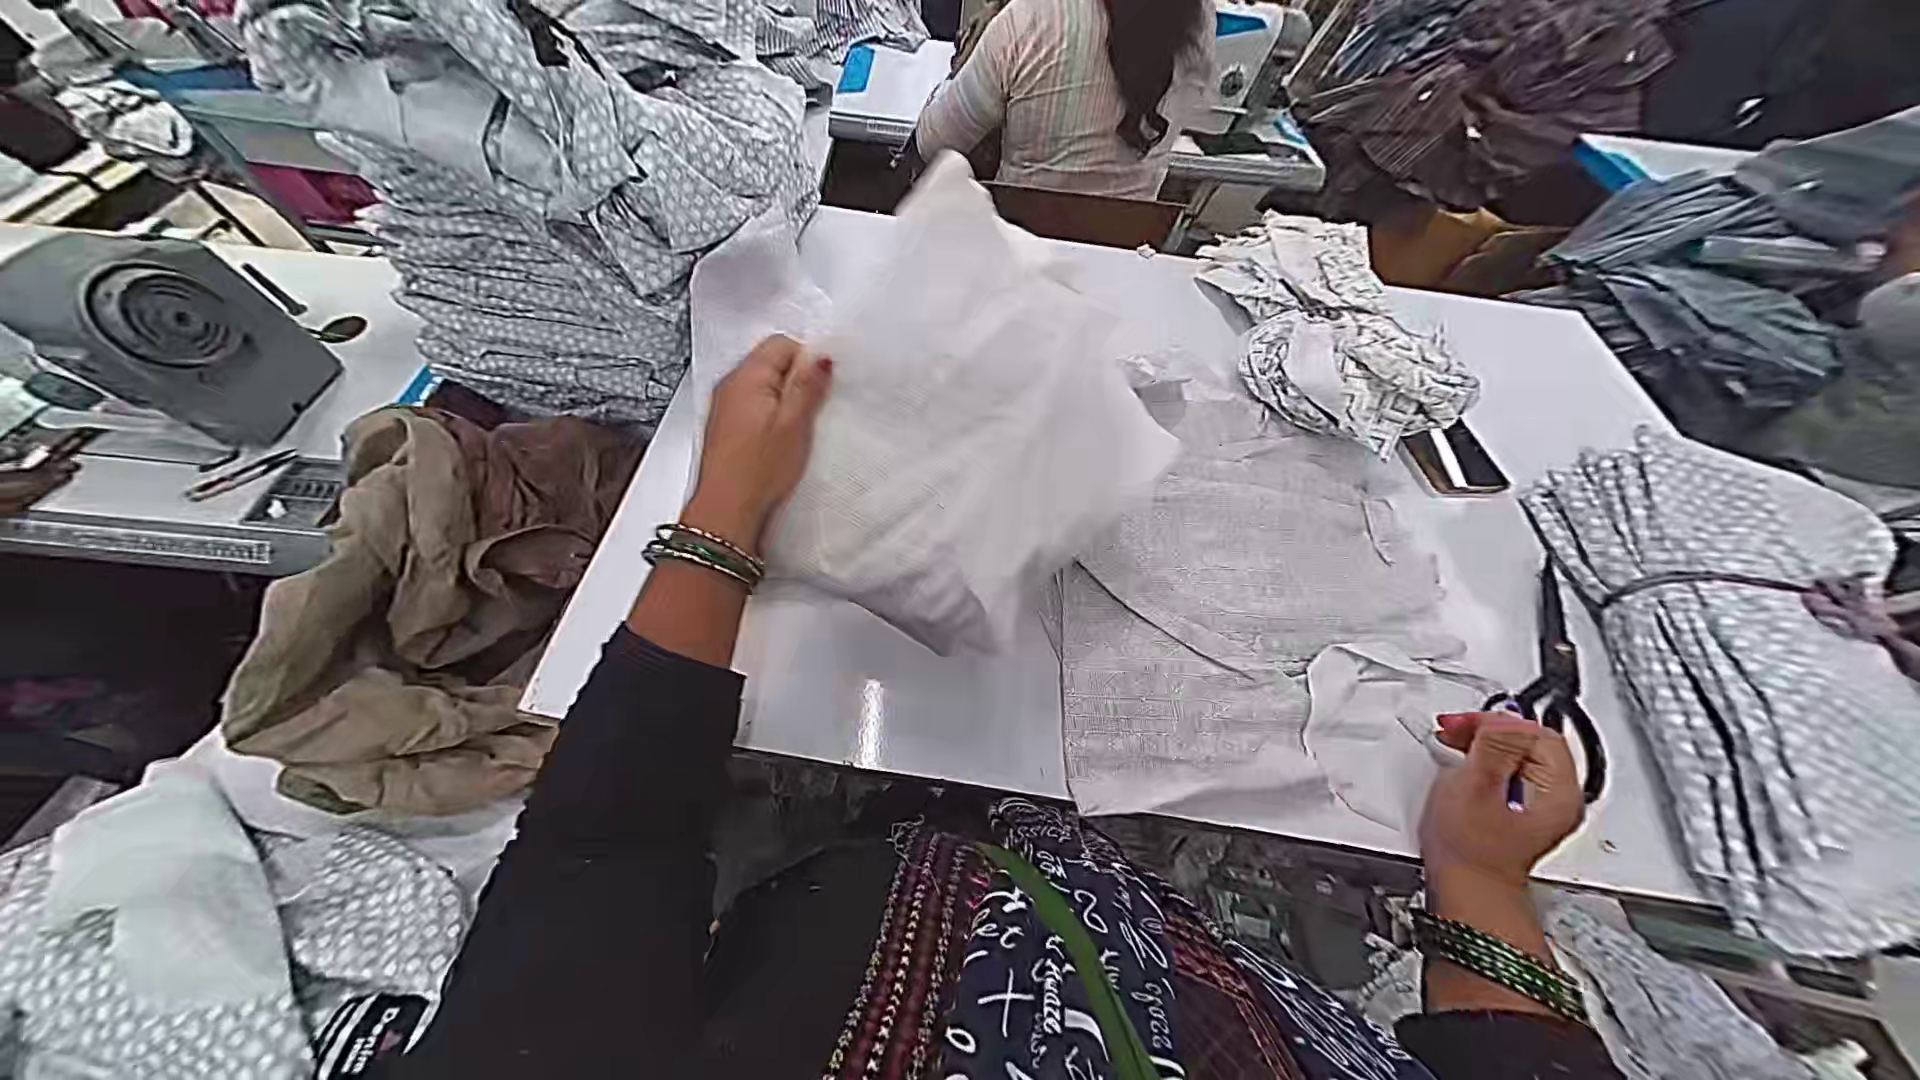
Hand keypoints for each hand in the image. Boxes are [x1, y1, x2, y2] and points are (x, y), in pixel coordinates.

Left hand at [682, 335, 832, 554]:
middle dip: (798, 380)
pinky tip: (781, 439)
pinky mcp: (728, 426)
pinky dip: (772, 415)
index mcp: (746, 377)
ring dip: (786, 400)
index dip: (808, 360)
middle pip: (773, 362)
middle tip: (811, 411)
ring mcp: (726, 406)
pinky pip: (755, 405)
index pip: (783, 344)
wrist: (728, 511)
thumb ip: (808, 386)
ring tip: (796, 429)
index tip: (821, 386)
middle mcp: (730, 386)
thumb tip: (821, 356)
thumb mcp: (794, 425)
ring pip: (765, 385)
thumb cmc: (757, 472)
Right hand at [1420, 712, 1584, 890]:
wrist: (1467, 882)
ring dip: (1483, 740)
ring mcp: (1539, 803)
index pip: (1539, 734)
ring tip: (1453, 742)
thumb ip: (1494, 748)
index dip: (1497, 722)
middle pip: (1531, 741)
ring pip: (1518, 752)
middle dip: (1489, 728)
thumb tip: (1507, 719)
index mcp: (1557, 791)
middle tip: (1454, 730)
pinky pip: (1509, 766)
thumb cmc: (1469, 844)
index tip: (1464, 725)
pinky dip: (1484, 756)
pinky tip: (1462, 760)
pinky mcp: (1518, 805)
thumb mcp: (1476, 786)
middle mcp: (1557, 797)